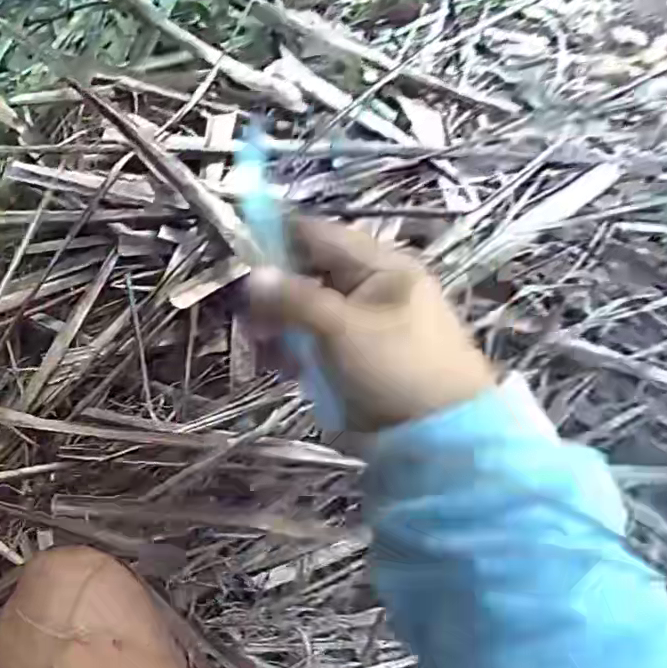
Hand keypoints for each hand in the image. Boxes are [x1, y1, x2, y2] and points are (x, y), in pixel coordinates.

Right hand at [248, 217, 496, 431]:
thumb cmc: (393, 368)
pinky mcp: (343, 353)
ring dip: (274, 324)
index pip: (320, 237)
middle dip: (271, 291)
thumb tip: (251, 274)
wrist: (431, 430)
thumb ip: (294, 299)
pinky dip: (286, 347)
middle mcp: (366, 289)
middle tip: (246, 313)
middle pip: (304, 274)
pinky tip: (278, 363)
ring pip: (299, 310)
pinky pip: (304, 339)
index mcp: (379, 268)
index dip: (277, 238)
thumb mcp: (340, 328)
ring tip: (260, 344)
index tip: (236, 248)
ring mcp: (354, 323)